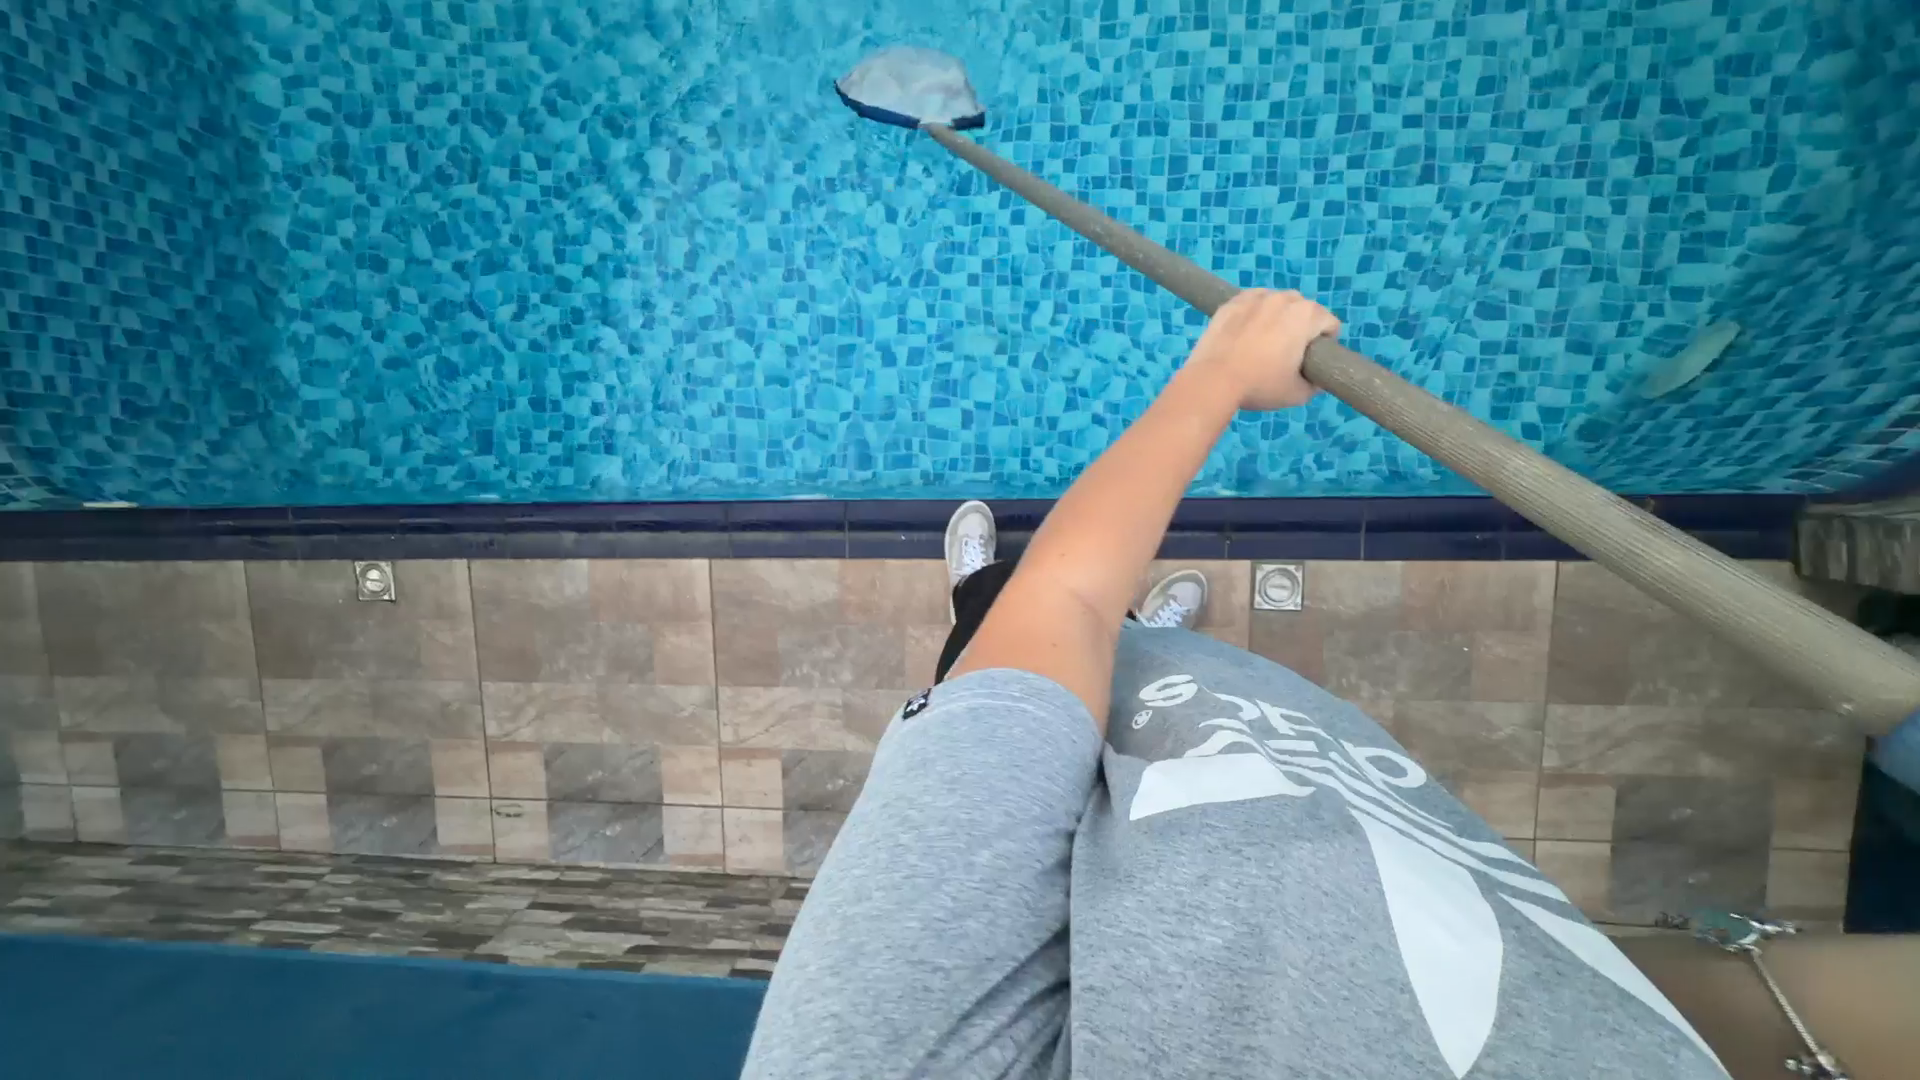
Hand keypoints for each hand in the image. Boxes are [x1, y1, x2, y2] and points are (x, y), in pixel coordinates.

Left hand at [1185, 288, 1341, 410]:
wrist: (1212, 380)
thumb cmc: (1259, 385)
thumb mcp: (1297, 394)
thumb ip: (1314, 384)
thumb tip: (1315, 379)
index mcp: (1306, 315)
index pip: (1329, 324)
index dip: (1324, 343)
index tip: (1310, 359)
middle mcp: (1283, 298)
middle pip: (1303, 310)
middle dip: (1300, 327)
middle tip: (1286, 352)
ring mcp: (1255, 297)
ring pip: (1276, 303)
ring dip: (1277, 317)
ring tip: (1264, 341)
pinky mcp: (1230, 303)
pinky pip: (1251, 303)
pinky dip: (1253, 313)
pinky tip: (1245, 332)